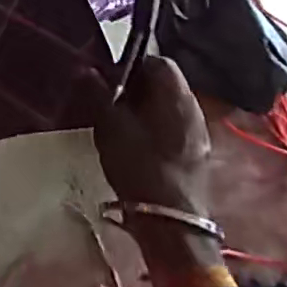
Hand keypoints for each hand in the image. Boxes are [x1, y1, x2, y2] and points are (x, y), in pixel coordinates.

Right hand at [95, 56, 211, 216]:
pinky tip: (136, 143)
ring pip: (169, 107)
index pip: (160, 61)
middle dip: (138, 87)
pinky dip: (156, 128)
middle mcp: (194, 109)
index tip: (112, 75)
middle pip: (166, 84)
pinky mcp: (197, 157)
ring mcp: (199, 135)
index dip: (134, 62)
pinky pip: (174, 128)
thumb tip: (87, 69)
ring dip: (146, 108)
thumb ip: (98, 93)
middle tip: (111, 97)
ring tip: (120, 120)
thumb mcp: (109, 126)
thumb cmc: (139, 165)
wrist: (170, 225)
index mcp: (176, 95)